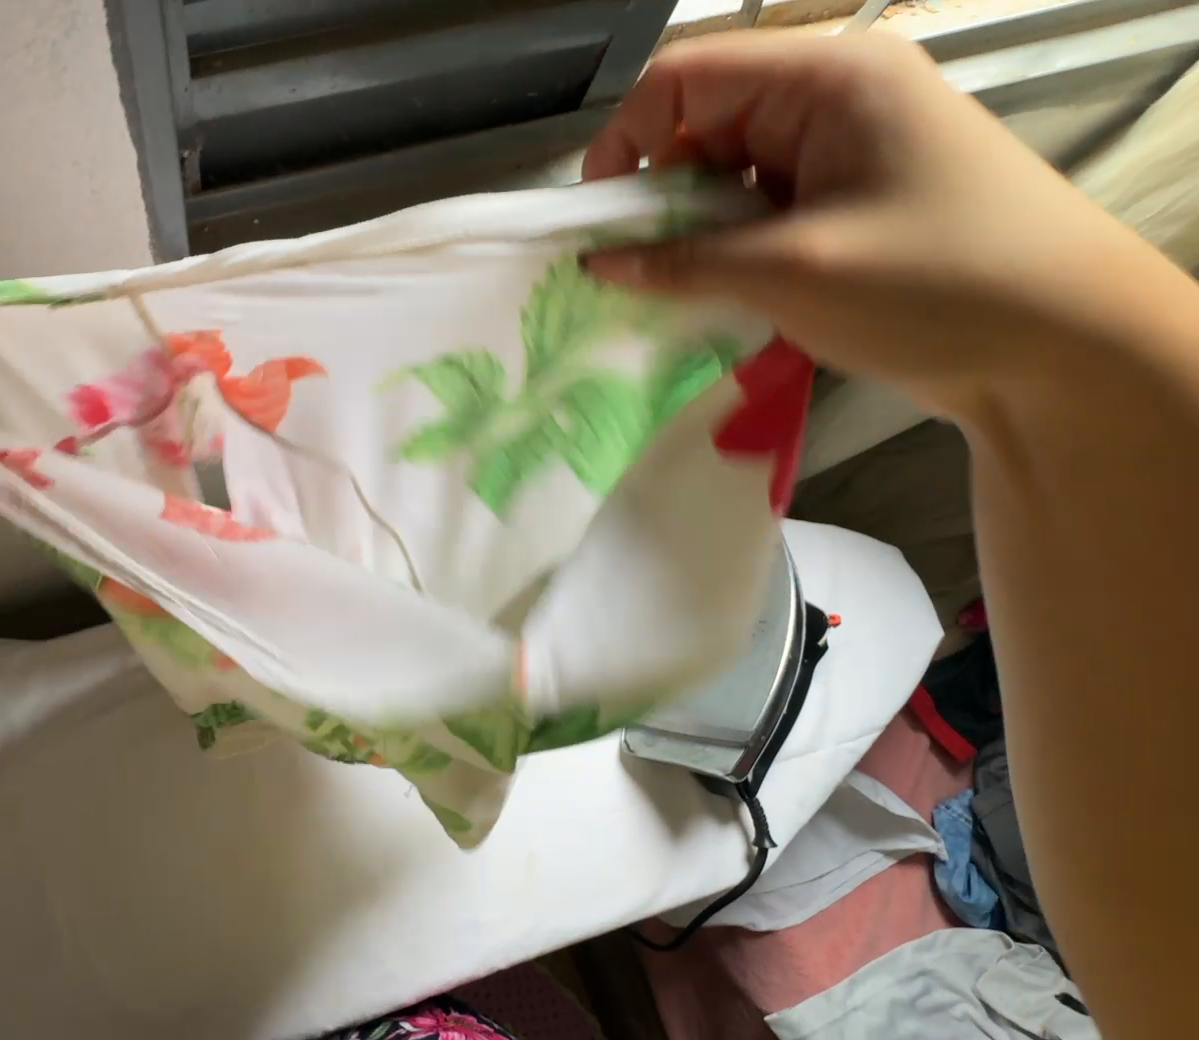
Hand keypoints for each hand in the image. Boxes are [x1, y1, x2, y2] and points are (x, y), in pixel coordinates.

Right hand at [581, 33, 1164, 418]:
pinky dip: (717, 249)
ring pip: (720, 175)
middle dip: (657, 195)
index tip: (601, 218)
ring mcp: (837, 152)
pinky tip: (710, 291)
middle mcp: (828, 101)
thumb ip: (681, 263)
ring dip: (686, 230)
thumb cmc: (935, 284)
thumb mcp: (790, 271)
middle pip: (698, 126)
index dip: (626, 141)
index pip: (685, 78)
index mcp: (827, 79)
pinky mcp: (839, 201)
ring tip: (677, 286)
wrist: (1059, 345)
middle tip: (638, 266)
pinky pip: (749, 211)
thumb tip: (596, 264)